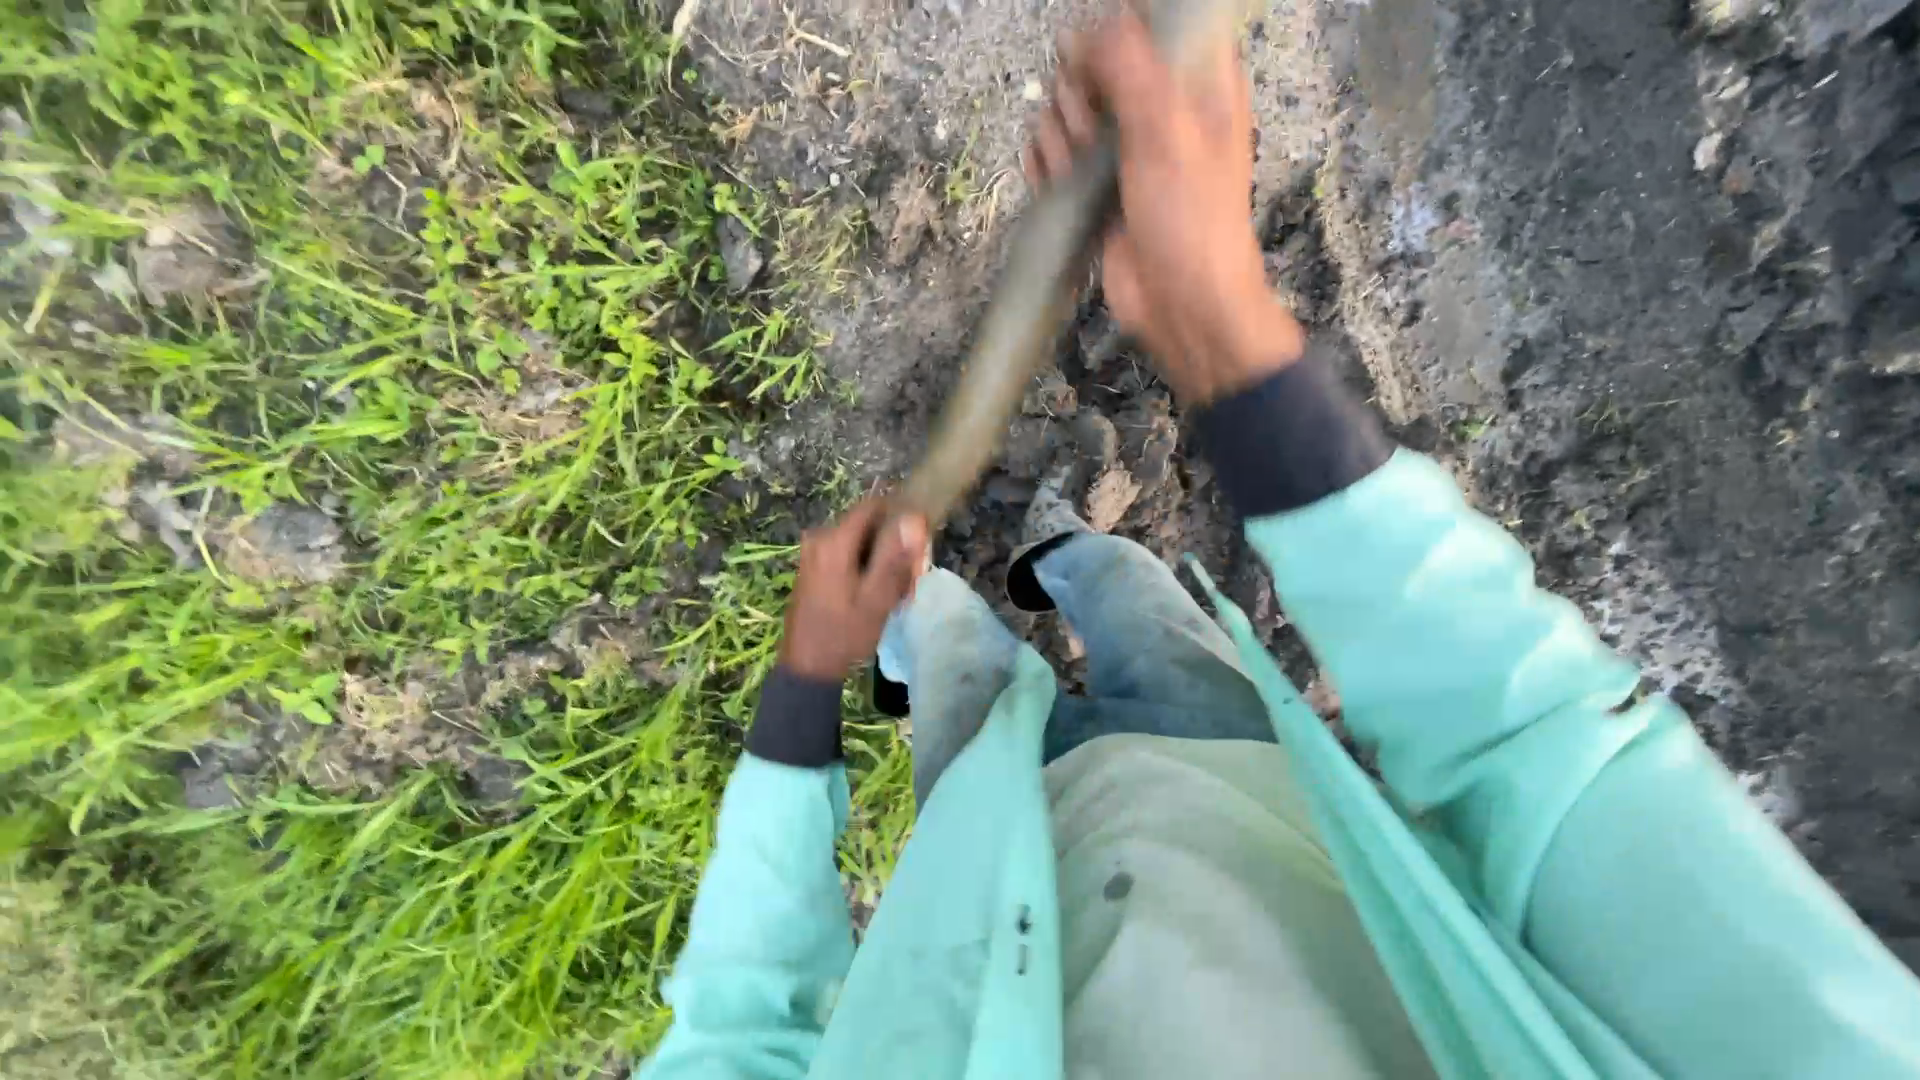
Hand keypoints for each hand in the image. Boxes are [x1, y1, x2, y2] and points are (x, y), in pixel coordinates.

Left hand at [778, 499, 928, 681]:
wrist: (807, 667)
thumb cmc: (844, 633)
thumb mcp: (876, 598)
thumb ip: (895, 557)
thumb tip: (913, 519)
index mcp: (834, 541)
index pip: (873, 506)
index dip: (899, 517)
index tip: (916, 542)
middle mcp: (819, 539)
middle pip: (867, 526)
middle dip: (892, 545)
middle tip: (909, 577)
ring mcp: (812, 553)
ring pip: (858, 543)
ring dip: (880, 560)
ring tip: (896, 591)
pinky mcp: (812, 568)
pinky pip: (846, 555)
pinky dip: (864, 568)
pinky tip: (876, 594)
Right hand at [1025, 14, 1306, 405]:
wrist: (1182, 305)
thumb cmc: (1191, 218)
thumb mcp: (1168, 129)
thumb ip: (1128, 65)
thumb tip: (1083, 30)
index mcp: (1197, 81)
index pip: (1152, 23)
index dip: (1119, 33)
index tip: (1104, 63)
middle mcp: (1158, 108)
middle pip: (1095, 64)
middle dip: (1082, 95)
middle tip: (1097, 132)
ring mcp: (1122, 152)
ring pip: (1067, 112)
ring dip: (1062, 137)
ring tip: (1082, 171)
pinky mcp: (1093, 191)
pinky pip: (1053, 160)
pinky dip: (1047, 168)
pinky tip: (1056, 181)